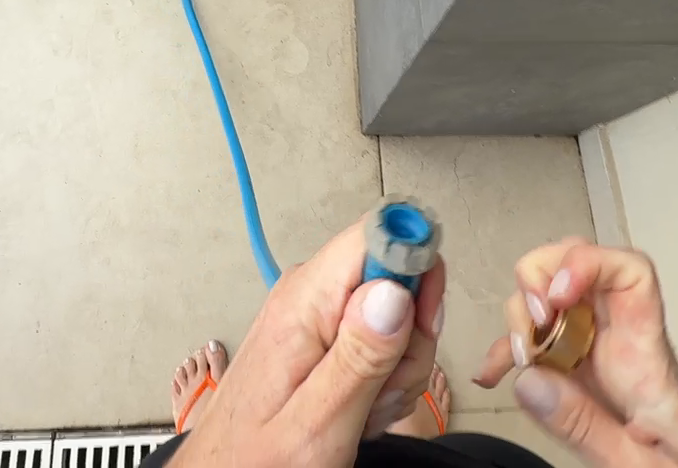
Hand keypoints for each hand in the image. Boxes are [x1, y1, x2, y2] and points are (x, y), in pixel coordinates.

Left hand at [174, 217, 446, 467]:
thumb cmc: (255, 460)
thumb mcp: (316, 423)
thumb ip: (359, 356)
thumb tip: (395, 289)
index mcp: (306, 298)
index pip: (377, 232)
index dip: (414, 265)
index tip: (422, 319)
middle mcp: (311, 291)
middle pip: (396, 277)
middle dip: (409, 337)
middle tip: (384, 390)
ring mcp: (318, 310)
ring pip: (395, 313)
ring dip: (397, 368)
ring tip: (364, 410)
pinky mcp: (324, 331)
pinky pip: (379, 337)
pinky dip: (383, 378)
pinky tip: (359, 409)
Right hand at [475, 240, 677, 467]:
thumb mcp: (647, 467)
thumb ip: (589, 426)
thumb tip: (528, 379)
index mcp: (650, 356)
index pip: (631, 272)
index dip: (585, 263)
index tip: (554, 297)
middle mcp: (622, 337)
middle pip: (577, 263)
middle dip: (538, 278)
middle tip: (530, 327)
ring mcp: (598, 349)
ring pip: (551, 293)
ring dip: (521, 315)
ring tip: (517, 362)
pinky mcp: (581, 371)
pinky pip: (541, 341)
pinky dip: (512, 349)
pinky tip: (492, 374)